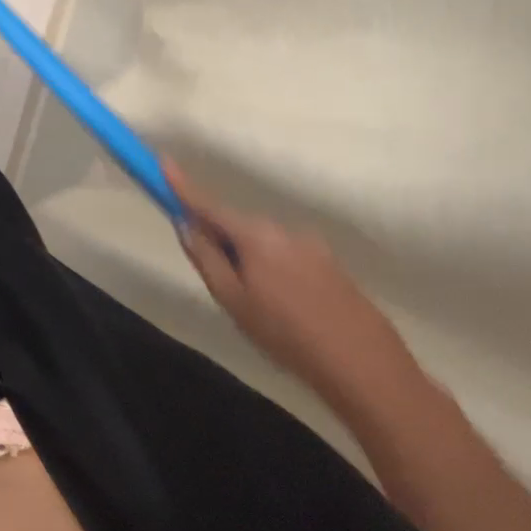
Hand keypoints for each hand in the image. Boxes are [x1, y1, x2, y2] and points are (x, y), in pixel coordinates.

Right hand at [166, 162, 417, 400]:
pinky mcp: (333, 268)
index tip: (162, 161)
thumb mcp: (231, 298)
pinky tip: (283, 309)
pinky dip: (273, 273)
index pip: (209, 205)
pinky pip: (287, 259)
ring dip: (248, 261)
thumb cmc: (286, 333)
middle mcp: (286, 232)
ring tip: (255, 306)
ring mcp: (315, 248)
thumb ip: (205, 257)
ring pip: (263, 245)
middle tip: (215, 280)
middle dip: (219, 240)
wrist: (367, 368)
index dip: (182, 185)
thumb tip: (186, 225)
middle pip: (237, 225)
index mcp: (257, 236)